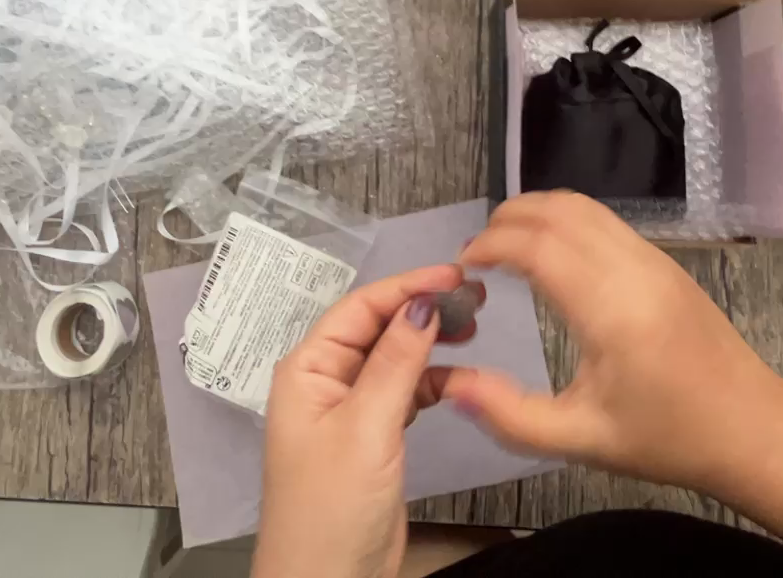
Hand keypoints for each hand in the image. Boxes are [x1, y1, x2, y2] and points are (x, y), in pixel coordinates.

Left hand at [253, 264, 477, 577]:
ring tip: (473, 327)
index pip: (361, 308)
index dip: (407, 285)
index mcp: (309, 366)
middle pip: (379, 327)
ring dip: (432, 343)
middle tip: (473, 296)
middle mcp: (326, 378)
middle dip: (422, 308)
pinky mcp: (373, 433)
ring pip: (395, 356)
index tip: (453, 274)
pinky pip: (406, 391)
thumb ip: (395, 363)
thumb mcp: (365, 428)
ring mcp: (350, 406)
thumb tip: (422, 303)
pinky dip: (434, 382)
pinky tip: (461, 378)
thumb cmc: (332, 507)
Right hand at [439, 191, 782, 494]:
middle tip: (478, 251)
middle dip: (506, 219)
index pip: (537, 246)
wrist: (753, 428)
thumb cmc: (666, 437)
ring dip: (535, 211)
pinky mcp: (662, 258)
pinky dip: (562, 217)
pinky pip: (601, 218)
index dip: (492, 244)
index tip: (464, 264)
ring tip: (505, 243)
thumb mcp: (582, 440)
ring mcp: (650, 256)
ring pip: (581, 205)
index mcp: (610, 309)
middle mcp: (630, 268)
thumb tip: (451, 383)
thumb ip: (510, 415)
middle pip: (556, 211)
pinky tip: (549, 250)